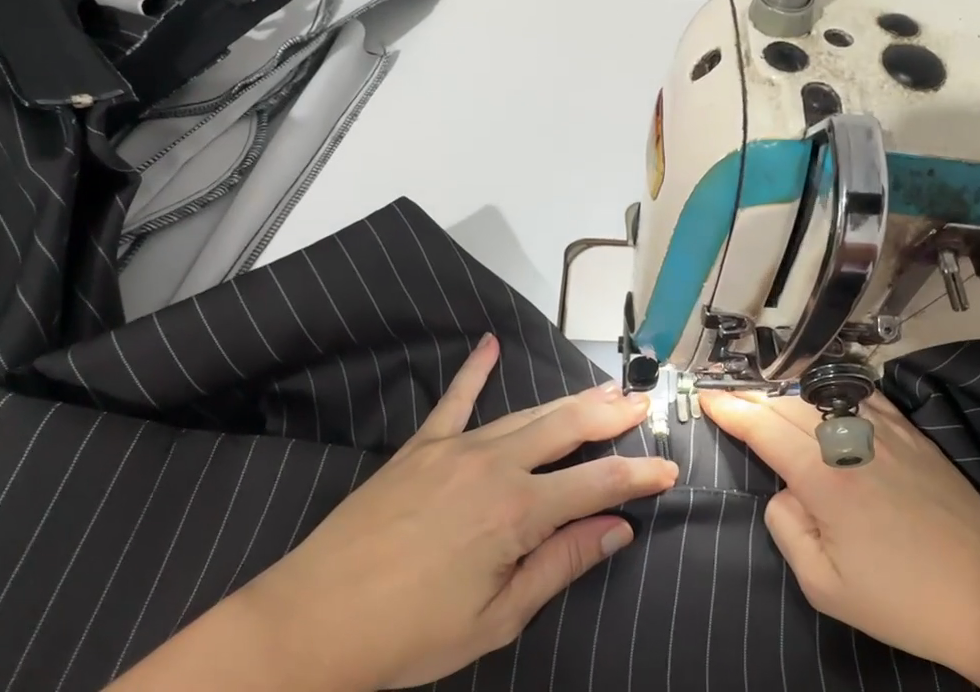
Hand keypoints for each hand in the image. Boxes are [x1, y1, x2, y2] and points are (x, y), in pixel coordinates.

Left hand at [118, 334, 678, 691]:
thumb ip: (560, 565)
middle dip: (611, 415)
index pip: (598, 483)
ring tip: (602, 388)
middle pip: (568, 427)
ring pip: (526, 413)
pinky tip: (489, 344)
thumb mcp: (495, 619)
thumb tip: (617, 528)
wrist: (310, 621)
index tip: (668, 470)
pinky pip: (454, 400)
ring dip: (568, 400)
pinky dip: (474, 371)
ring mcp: (453, 449)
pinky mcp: (419, 447)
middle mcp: (493, 467)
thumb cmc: (408, 635)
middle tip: (642, 404)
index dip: (639, 475)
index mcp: (517, 513)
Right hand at [698, 390, 979, 683]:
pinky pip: (864, 396)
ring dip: (788, 390)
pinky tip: (825, 395)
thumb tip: (783, 489)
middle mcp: (854, 439)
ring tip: (766, 396)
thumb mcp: (823, 585)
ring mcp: (889, 432)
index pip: (764, 427)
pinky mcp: (915, 435)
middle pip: (790, 403)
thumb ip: (787, 526)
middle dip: (753, 397)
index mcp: (827, 477)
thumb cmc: (902, 600)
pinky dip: (834, 389)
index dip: (731, 409)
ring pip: (825, 393)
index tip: (707, 397)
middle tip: (729, 398)